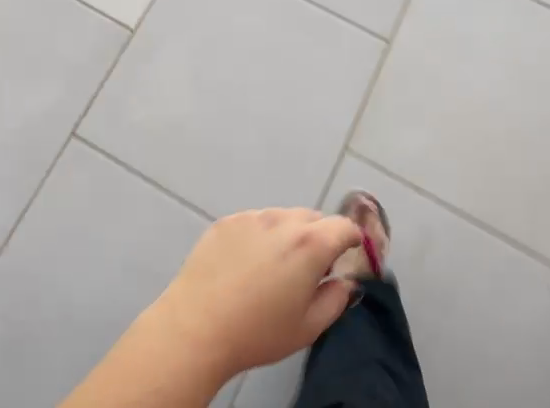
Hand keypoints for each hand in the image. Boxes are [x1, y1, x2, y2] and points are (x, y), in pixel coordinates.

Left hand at [141, 208, 363, 380]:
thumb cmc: (258, 332)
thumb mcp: (309, 327)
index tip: (349, 254)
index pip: (344, 225)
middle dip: (320, 237)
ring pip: (282, 217)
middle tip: (311, 269)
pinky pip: (255, 222)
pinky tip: (247, 265)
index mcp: (310, 244)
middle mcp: (282, 220)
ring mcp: (251, 217)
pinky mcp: (226, 221)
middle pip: (313, 218)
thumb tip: (345, 282)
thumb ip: (336, 300)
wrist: (197, 325)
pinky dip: (260, 235)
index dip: (352, 238)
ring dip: (289, 234)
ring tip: (275, 268)